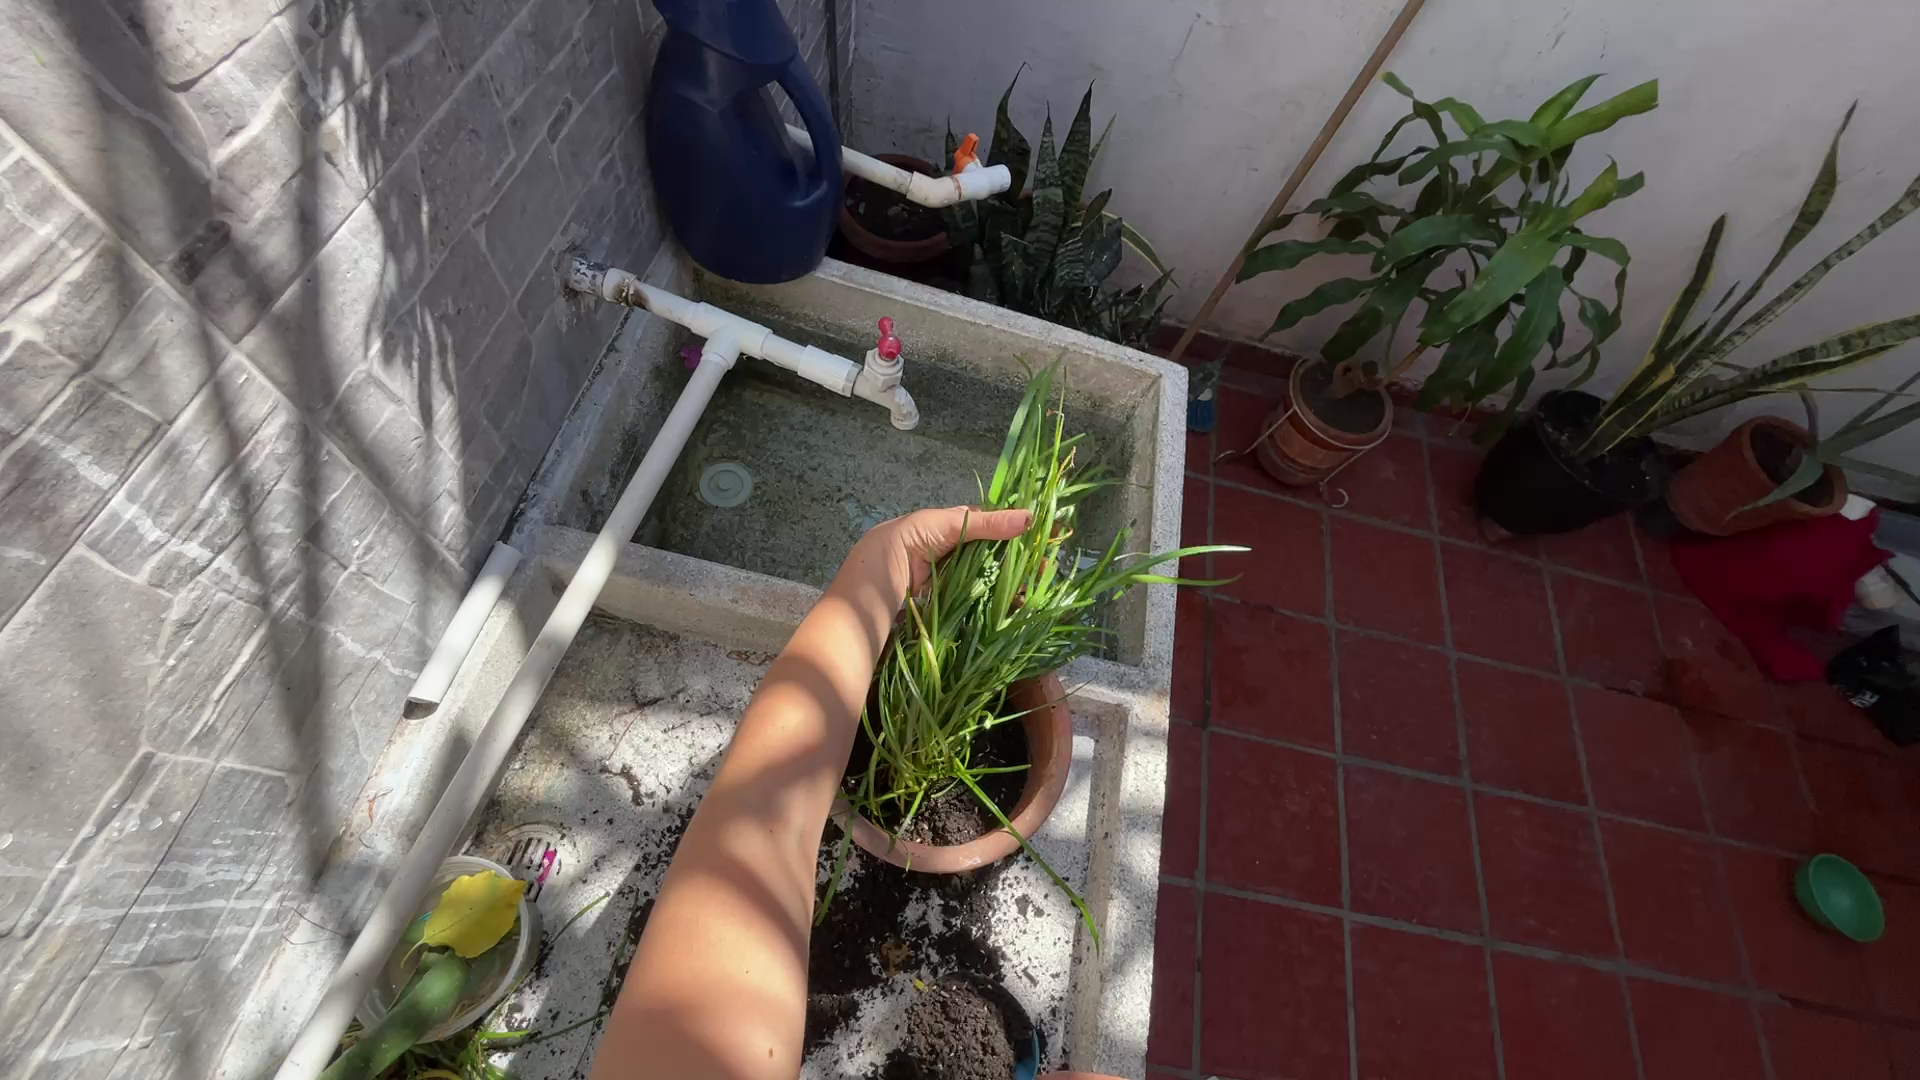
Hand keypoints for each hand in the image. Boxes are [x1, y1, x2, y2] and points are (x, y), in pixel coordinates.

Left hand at [838, 505, 1032, 606]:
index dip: (1018, 531)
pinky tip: (1017, 604)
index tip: (1043, 537)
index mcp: (958, 525)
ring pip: (993, 577)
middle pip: (997, 554)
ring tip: (1034, 588)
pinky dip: (999, 601)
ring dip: (1014, 582)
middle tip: (1044, 568)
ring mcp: (958, 574)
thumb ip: (989, 523)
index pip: (995, 526)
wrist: (881, 575)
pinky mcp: (955, 596)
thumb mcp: (950, 523)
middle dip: (1020, 561)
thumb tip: (1029, 517)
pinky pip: (982, 596)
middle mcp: (960, 548)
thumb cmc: (911, 538)